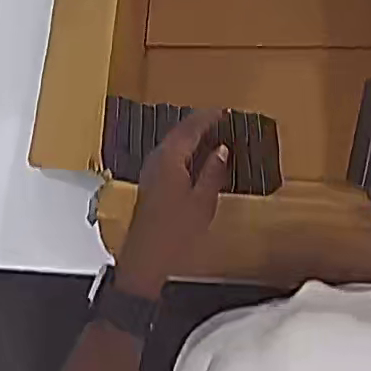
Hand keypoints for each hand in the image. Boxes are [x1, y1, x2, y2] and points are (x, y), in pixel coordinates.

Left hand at [117, 108, 230, 297]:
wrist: (146, 259)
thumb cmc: (176, 231)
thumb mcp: (202, 201)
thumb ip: (213, 171)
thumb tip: (222, 148)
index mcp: (170, 157)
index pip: (190, 128)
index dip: (207, 118)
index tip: (224, 111)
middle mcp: (157, 158)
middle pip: (179, 132)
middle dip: (199, 124)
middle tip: (220, 119)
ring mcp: (151, 169)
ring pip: (173, 143)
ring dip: (191, 136)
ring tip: (212, 134)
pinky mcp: (151, 181)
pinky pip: (170, 155)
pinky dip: (185, 149)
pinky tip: (196, 157)